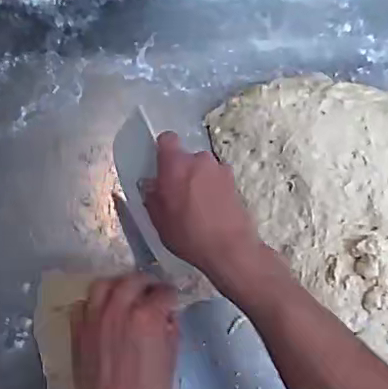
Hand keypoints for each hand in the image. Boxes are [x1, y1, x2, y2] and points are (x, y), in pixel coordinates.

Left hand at [68, 273, 179, 388]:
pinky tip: (104, 312)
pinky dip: (95, 303)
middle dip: (146, 283)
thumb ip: (169, 329)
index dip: (171, 295)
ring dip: (118, 285)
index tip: (172, 300)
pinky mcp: (78, 332)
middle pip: (132, 280)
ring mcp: (94, 320)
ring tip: (126, 294)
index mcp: (147, 316)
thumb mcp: (171, 359)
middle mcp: (118, 310)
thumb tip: (166, 315)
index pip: (163, 292)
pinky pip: (83, 305)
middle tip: (152, 292)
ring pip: (103, 285)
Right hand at [142, 132, 265, 285]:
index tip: (162, 168)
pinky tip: (213, 211)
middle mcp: (200, 160)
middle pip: (187, 158)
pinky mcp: (235, 182)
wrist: (230, 248)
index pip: (167, 140)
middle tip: (179, 195)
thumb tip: (151, 184)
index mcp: (176, 164)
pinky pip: (218, 180)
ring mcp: (221, 170)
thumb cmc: (188, 234)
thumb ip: (152, 196)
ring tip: (198, 206)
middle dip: (182, 172)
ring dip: (200, 180)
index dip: (163, 151)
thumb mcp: (159, 220)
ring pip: (204, 169)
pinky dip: (214, 190)